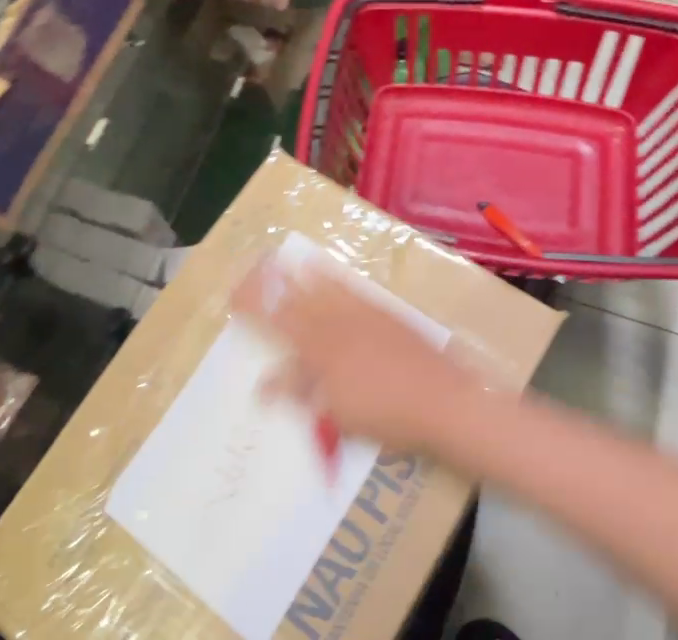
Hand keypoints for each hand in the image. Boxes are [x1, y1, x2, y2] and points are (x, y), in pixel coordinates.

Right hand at [234, 255, 481, 452]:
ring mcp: (363, 313)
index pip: (276, 321)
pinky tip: (326, 273)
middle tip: (251, 272)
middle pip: (297, 297)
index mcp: (319, 346)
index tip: (233, 296)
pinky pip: (351, 288)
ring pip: (323, 287)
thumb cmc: (387, 414)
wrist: (444, 399)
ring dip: (299, 276)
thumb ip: (298, 392)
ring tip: (283, 262)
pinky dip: (333, 278)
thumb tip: (263, 386)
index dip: (253, 306)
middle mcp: (338, 321)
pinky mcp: (385, 313)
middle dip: (271, 284)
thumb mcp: (335, 411)